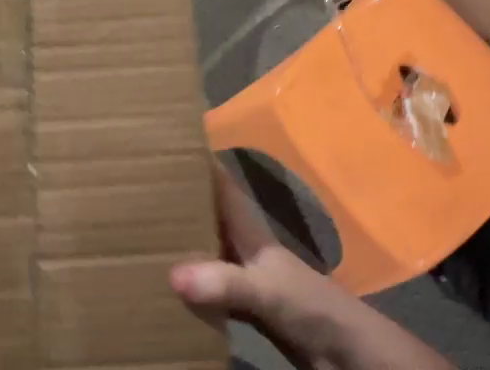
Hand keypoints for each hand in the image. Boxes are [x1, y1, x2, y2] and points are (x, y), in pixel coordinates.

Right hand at [169, 162, 455, 369]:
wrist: (347, 350)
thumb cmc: (311, 304)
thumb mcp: (267, 290)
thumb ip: (226, 282)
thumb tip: (175, 274)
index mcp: (250, 230)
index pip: (220, 185)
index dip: (198, 161)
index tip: (166, 141)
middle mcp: (245, 247)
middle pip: (209, 215)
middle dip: (180, 200)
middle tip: (142, 188)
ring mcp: (246, 276)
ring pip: (208, 248)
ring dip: (182, 241)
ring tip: (144, 232)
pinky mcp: (246, 306)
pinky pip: (209, 286)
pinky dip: (189, 283)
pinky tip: (167, 287)